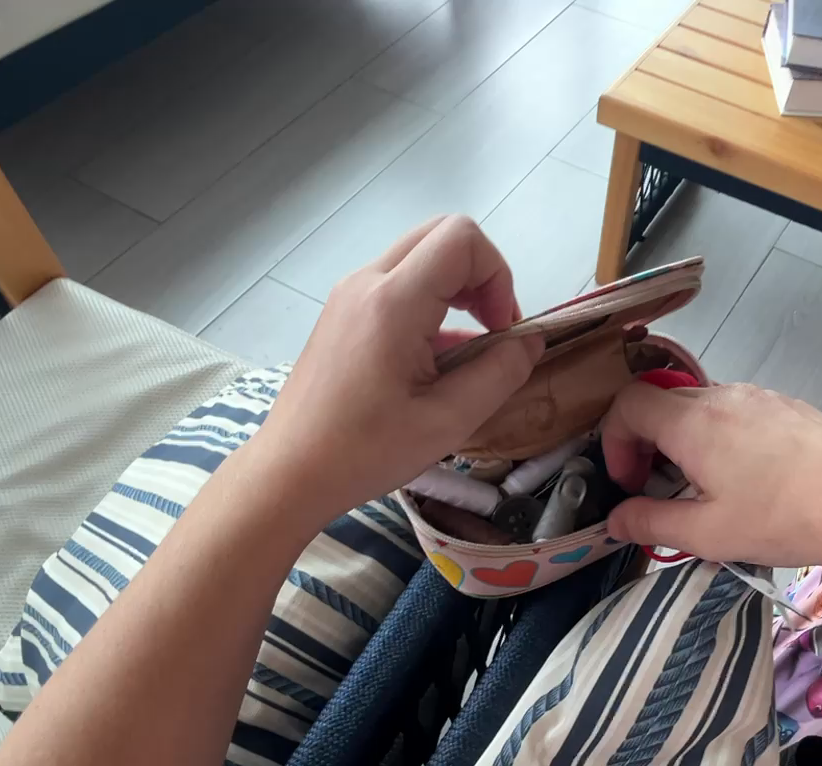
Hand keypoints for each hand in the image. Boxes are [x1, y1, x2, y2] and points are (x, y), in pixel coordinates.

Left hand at [239, 215, 543, 524]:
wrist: (291, 472)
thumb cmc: (366, 453)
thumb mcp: (448, 422)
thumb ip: (499, 374)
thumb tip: (529, 342)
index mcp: (393, 302)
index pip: (462, 239)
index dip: (498, 277)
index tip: (501, 332)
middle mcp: (367, 282)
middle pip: (441, 236)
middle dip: (481, 277)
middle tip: (492, 333)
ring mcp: (349, 295)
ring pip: (419, 260)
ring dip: (456, 292)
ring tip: (466, 354)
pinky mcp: (342, 314)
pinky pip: (397, 288)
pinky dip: (430, 309)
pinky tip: (434, 365)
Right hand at [600, 382, 821, 567]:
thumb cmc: (781, 519)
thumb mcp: (706, 534)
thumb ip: (650, 524)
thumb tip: (615, 520)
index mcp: (692, 423)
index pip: (628, 404)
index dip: (614, 440)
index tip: (628, 482)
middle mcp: (721, 396)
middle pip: (659, 400)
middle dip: (643, 442)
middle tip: (655, 487)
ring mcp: (758, 396)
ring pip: (697, 404)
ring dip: (680, 439)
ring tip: (699, 484)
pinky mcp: (786, 406)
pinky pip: (733, 410)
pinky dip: (716, 435)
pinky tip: (744, 475)